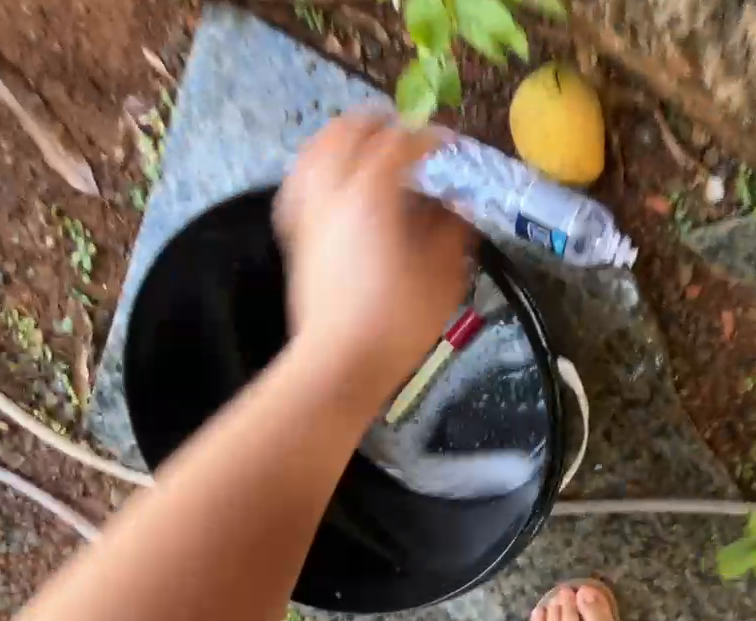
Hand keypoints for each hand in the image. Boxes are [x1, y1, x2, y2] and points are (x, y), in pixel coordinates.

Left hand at [274, 111, 472, 384]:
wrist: (343, 359)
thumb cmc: (400, 321)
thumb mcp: (445, 277)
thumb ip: (453, 231)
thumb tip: (458, 206)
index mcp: (374, 194)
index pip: (402, 144)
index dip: (430, 139)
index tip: (451, 146)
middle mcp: (334, 189)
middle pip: (350, 131)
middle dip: (382, 127)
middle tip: (409, 140)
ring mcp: (310, 209)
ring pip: (318, 148)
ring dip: (347, 139)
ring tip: (370, 149)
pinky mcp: (298, 232)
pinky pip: (303, 179)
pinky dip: (321, 166)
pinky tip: (334, 180)